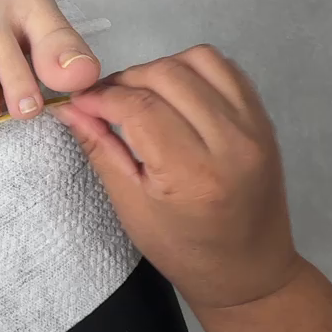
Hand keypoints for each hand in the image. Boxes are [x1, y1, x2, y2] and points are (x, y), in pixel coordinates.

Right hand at [50, 45, 301, 310]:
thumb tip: (67, 107)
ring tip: (141, 94)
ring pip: (196, 60)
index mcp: (194, 174)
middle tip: (105, 101)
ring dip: (158, 69)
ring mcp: (254, 127)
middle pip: (166, 75)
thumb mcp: (129, 204)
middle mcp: (231, 143)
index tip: (79, 102)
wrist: (249, 272)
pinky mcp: (263, 119)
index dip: (100, 97)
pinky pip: (225, 67)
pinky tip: (173, 91)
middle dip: (124, 81)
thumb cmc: (182, 248)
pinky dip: (192, 68)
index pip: (139, 107)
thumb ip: (99, 147)